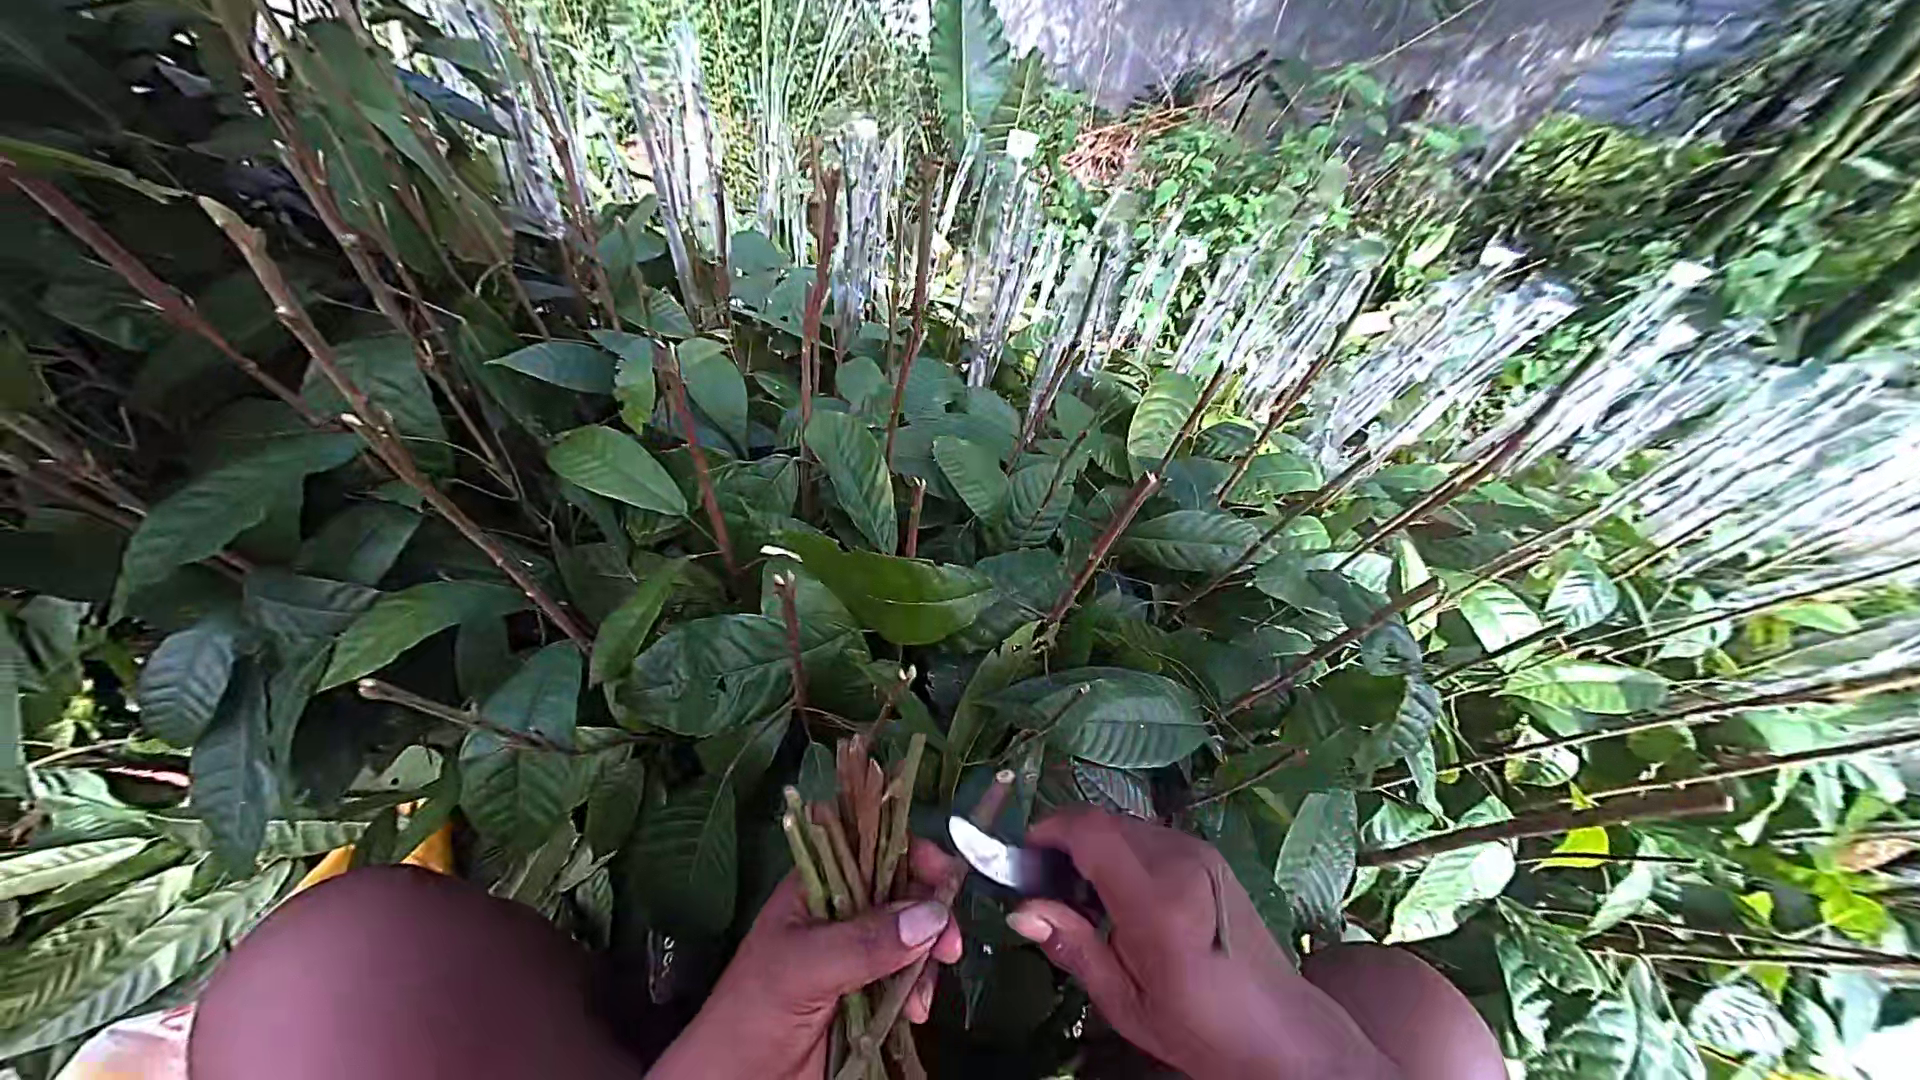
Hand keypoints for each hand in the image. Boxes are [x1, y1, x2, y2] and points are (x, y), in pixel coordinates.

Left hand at [646, 838, 963, 1079]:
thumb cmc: (752, 1014)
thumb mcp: (803, 969)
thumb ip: (864, 941)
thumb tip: (931, 915)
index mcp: (819, 883)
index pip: (873, 846)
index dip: (912, 854)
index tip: (944, 878)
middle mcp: (843, 908)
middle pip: (903, 888)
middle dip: (931, 912)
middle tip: (949, 946)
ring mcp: (858, 951)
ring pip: (913, 933)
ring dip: (929, 959)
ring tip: (921, 1000)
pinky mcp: (870, 990)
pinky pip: (910, 975)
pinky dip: (921, 989)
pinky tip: (915, 1014)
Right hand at [1006, 806, 1398, 1079]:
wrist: (1285, 1030)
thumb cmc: (1200, 1028)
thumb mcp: (1126, 1003)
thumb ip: (1072, 946)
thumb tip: (1019, 910)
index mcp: (1158, 903)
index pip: (1091, 833)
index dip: (1049, 830)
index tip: (1024, 855)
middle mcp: (1179, 860)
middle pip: (1101, 821)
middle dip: (1065, 839)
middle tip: (1049, 881)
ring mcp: (1196, 848)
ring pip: (1120, 823)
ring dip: (1091, 842)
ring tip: (1085, 891)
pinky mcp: (1205, 848)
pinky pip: (1144, 832)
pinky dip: (1118, 847)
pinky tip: (1121, 889)